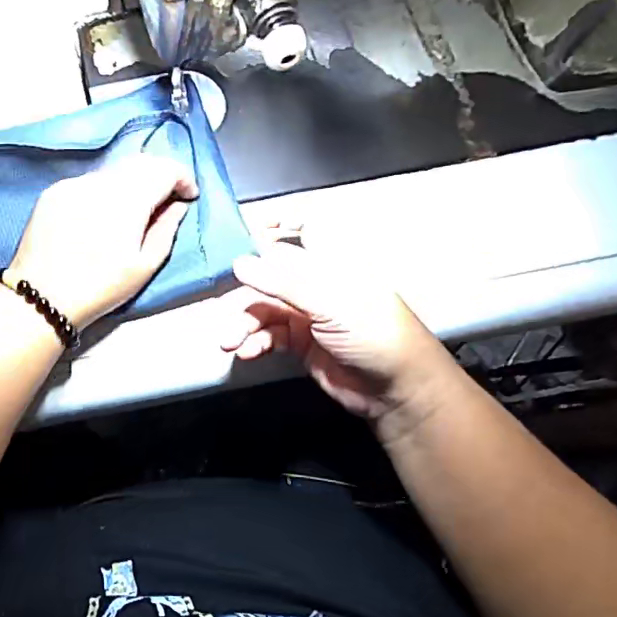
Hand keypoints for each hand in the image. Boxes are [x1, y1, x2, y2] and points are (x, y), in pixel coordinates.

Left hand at [5, 156, 198, 330]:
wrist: (40, 298)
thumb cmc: (98, 288)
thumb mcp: (144, 266)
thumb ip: (167, 230)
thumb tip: (178, 206)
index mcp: (126, 200)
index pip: (164, 169)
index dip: (182, 178)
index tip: (188, 195)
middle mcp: (99, 183)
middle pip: (140, 162)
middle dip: (160, 175)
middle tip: (168, 198)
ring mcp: (73, 184)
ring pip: (114, 170)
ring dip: (132, 182)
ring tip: (136, 210)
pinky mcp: (54, 192)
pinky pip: (90, 181)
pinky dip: (106, 190)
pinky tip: (103, 215)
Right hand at [217, 227, 461, 437]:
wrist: (395, 389)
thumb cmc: (374, 333)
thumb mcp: (330, 302)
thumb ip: (283, 282)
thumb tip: (240, 263)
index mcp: (333, 261)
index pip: (301, 230)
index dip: (275, 227)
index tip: (242, 232)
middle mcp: (317, 282)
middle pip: (270, 276)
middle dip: (245, 292)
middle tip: (222, 309)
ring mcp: (307, 312)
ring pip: (264, 308)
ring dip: (243, 323)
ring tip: (229, 341)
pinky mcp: (300, 341)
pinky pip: (268, 335)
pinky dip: (254, 342)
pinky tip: (247, 352)